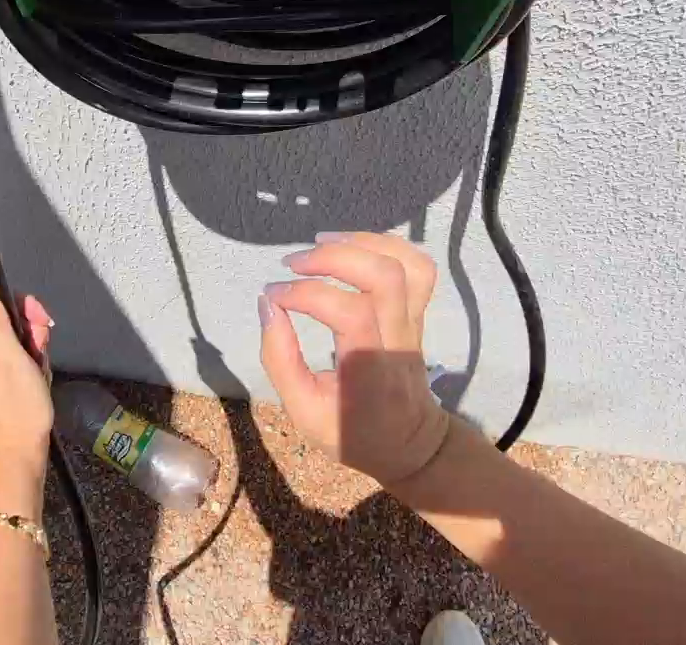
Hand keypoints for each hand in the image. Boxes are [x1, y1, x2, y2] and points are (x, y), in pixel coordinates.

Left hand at [0, 284, 54, 483]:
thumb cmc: (20, 408)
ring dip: (35, 351)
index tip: (44, 327)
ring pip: (16, 341)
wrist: (19, 457)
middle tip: (42, 354)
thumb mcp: (11, 359)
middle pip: (7, 322)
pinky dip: (31, 365)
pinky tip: (38, 380)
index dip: (25, 311)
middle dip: (32, 333)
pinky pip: (15, 360)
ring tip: (40, 372)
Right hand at [258, 232, 450, 485]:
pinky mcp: (418, 311)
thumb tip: (267, 305)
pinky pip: (417, 265)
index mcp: (370, 368)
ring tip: (321, 243)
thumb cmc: (352, 432)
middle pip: (384, 275)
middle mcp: (399, 338)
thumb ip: (281, 361)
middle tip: (293, 262)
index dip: (305, 294)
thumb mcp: (303, 413)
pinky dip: (385, 244)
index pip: (349, 312)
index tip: (273, 295)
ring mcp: (415, 321)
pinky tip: (353, 247)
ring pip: (405, 263)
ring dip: (360, 241)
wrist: (410, 444)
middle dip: (333, 257)